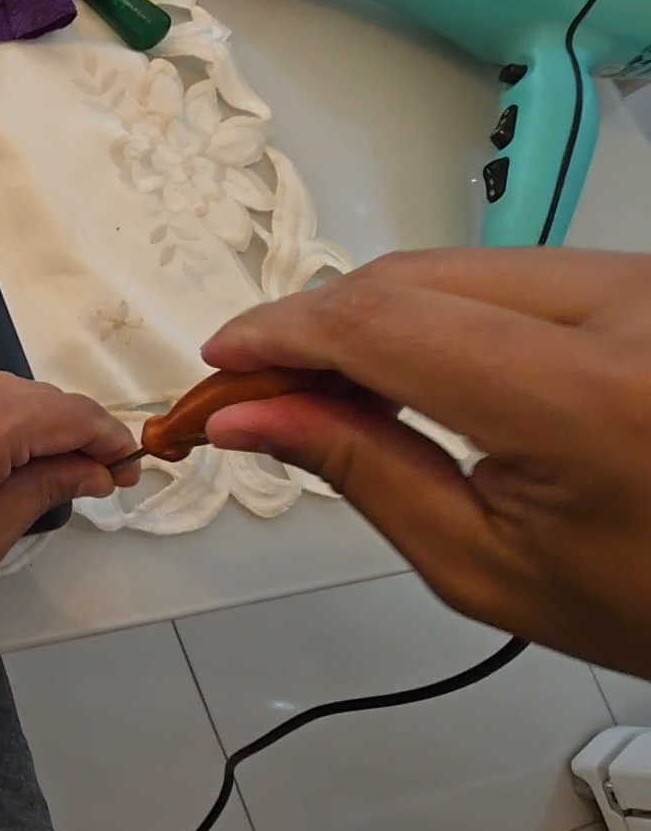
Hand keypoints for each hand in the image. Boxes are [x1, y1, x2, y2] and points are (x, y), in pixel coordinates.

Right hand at [199, 249, 650, 676]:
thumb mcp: (483, 562)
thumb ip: (355, 471)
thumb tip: (242, 421)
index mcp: (593, 402)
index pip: (378, 322)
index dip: (276, 331)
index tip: (222, 359)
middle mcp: (642, 318)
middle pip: (404, 279)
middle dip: (307, 325)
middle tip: (260, 384)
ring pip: (448, 267)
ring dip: (360, 318)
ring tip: (329, 385)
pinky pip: (502, 273)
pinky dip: (422, 312)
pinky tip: (404, 367)